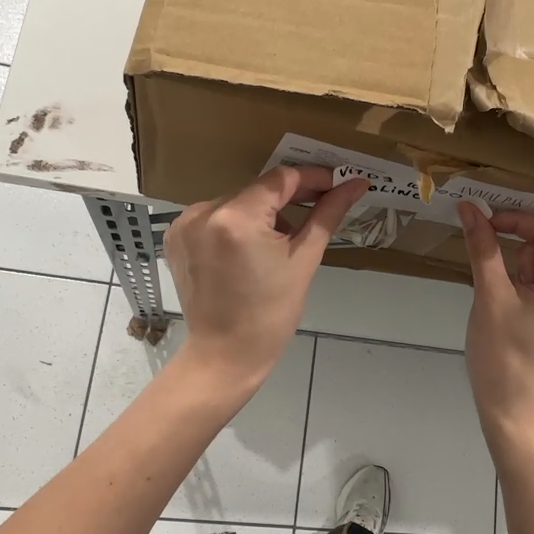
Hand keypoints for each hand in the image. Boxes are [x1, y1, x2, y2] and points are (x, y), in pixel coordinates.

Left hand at [166, 166, 365, 393]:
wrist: (225, 354)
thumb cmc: (271, 313)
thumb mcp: (304, 260)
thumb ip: (328, 214)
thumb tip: (356, 184)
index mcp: (237, 218)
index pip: (281, 178)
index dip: (312, 179)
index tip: (335, 186)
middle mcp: (204, 212)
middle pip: (258, 190)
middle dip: (288, 200)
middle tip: (315, 214)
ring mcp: (185, 224)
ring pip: (237, 202)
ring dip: (261, 213)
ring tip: (279, 244)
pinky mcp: (176, 237)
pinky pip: (216, 216)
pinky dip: (236, 225)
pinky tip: (249, 252)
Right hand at [458, 204, 533, 433]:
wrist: (511, 406)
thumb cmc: (503, 354)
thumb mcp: (491, 294)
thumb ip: (483, 245)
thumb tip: (468, 207)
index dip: (517, 221)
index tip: (484, 220)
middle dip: (524, 254)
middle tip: (504, 281)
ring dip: (528, 269)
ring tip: (514, 301)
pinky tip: (521, 304)